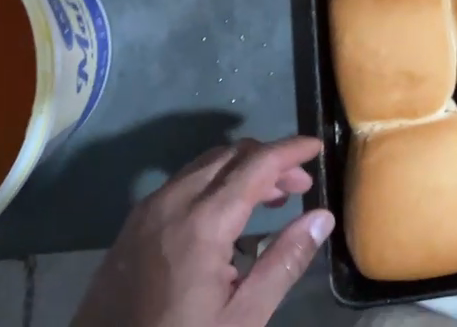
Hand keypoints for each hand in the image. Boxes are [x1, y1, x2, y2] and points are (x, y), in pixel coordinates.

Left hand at [71, 136, 334, 326]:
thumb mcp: (242, 318)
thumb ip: (284, 262)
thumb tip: (322, 218)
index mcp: (204, 222)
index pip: (257, 164)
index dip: (291, 150)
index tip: (316, 147)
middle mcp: (174, 200)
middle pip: (231, 154)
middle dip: (269, 160)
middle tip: (299, 187)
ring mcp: (149, 209)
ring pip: (205, 164)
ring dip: (241, 169)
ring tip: (269, 199)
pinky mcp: (134, 223)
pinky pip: (182, 182)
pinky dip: (214, 182)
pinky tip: (226, 215)